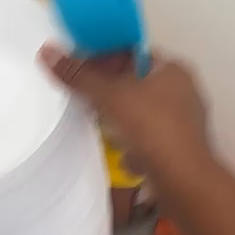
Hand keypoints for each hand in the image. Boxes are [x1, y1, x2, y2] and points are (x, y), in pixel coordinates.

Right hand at [40, 45, 211, 173]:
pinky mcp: (181, 150)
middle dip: (110, 91)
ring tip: (98, 124)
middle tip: (83, 96)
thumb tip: (48, 52)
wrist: (184, 182)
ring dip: (121, 118)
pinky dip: (135, 143)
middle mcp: (185, 92)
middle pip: (138, 83)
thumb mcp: (110, 97)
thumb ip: (79, 76)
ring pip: (144, 113)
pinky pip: (151, 139)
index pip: (133, 52)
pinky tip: (122, 154)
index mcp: (174, 69)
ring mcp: (186, 123)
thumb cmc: (152, 129)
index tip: (80, 69)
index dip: (105, 57)